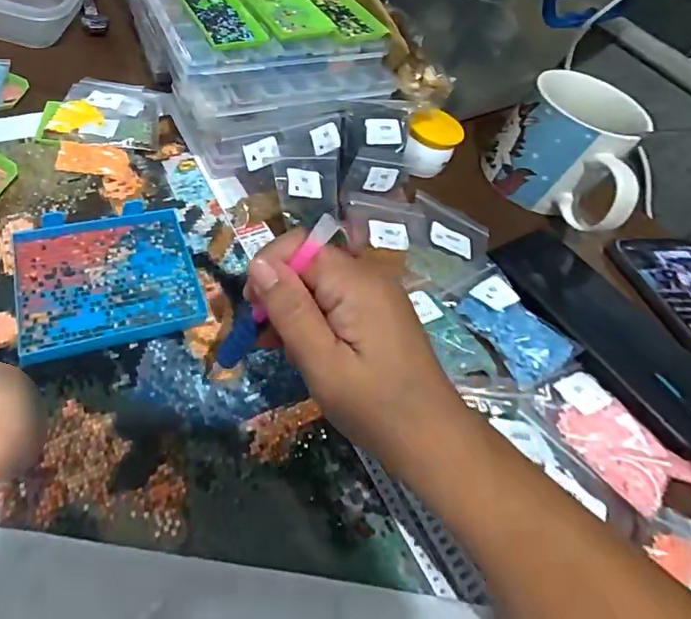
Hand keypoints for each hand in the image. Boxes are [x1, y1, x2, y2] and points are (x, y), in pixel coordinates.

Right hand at [244, 229, 467, 476]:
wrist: (436, 444)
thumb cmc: (375, 407)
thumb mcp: (321, 362)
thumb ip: (290, 310)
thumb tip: (258, 264)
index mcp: (356, 281)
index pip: (299, 245)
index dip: (269, 267)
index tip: (254, 309)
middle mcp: (367, 276)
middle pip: (308, 261)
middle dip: (278, 290)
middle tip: (264, 334)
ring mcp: (375, 295)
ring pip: (317, 282)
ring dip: (292, 307)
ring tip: (280, 347)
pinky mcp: (377, 314)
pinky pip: (334, 299)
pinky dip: (313, 317)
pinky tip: (303, 349)